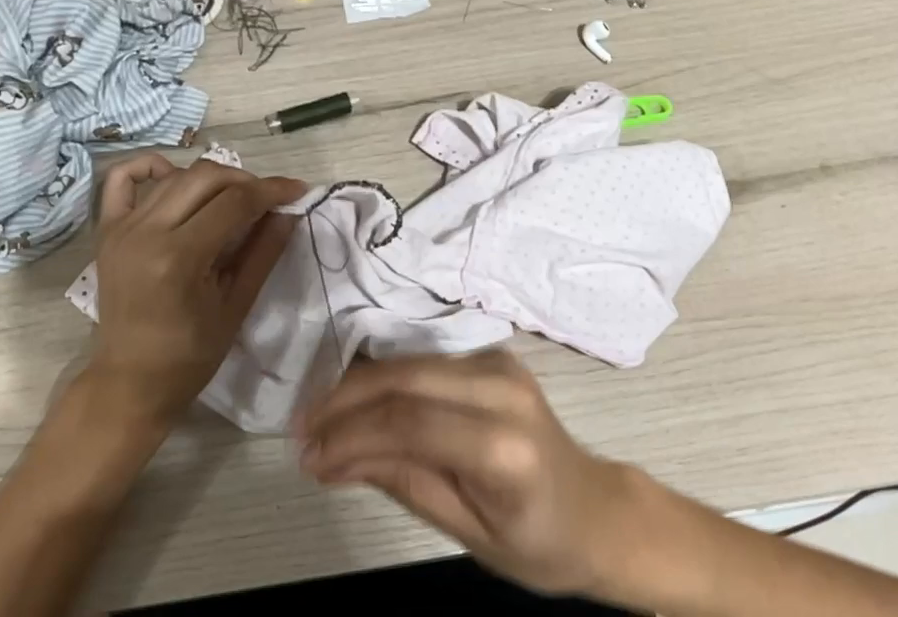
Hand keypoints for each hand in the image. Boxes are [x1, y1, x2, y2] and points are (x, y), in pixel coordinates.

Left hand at [87, 153, 305, 426]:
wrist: (131, 380)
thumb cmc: (189, 356)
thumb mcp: (235, 307)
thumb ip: (262, 253)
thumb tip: (289, 212)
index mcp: (179, 257)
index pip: (234, 202)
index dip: (271, 190)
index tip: (298, 190)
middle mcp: (147, 231)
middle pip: (205, 178)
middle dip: (244, 181)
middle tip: (266, 200)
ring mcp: (122, 227)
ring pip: (174, 176)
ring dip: (210, 179)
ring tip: (232, 199)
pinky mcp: (108, 229)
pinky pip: (121, 179)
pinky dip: (149, 167)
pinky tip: (173, 175)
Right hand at [297, 350, 657, 599]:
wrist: (597, 511)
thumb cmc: (538, 541)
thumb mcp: (465, 532)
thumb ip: (398, 481)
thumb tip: (325, 460)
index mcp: (503, 447)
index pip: (407, 425)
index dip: (348, 436)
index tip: (307, 458)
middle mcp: (502, 391)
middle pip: (400, 380)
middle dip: (341, 403)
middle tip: (300, 432)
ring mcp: (498, 365)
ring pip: (404, 364)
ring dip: (354, 389)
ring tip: (315, 420)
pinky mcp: (490, 356)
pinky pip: (420, 363)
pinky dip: (380, 384)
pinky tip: (353, 406)